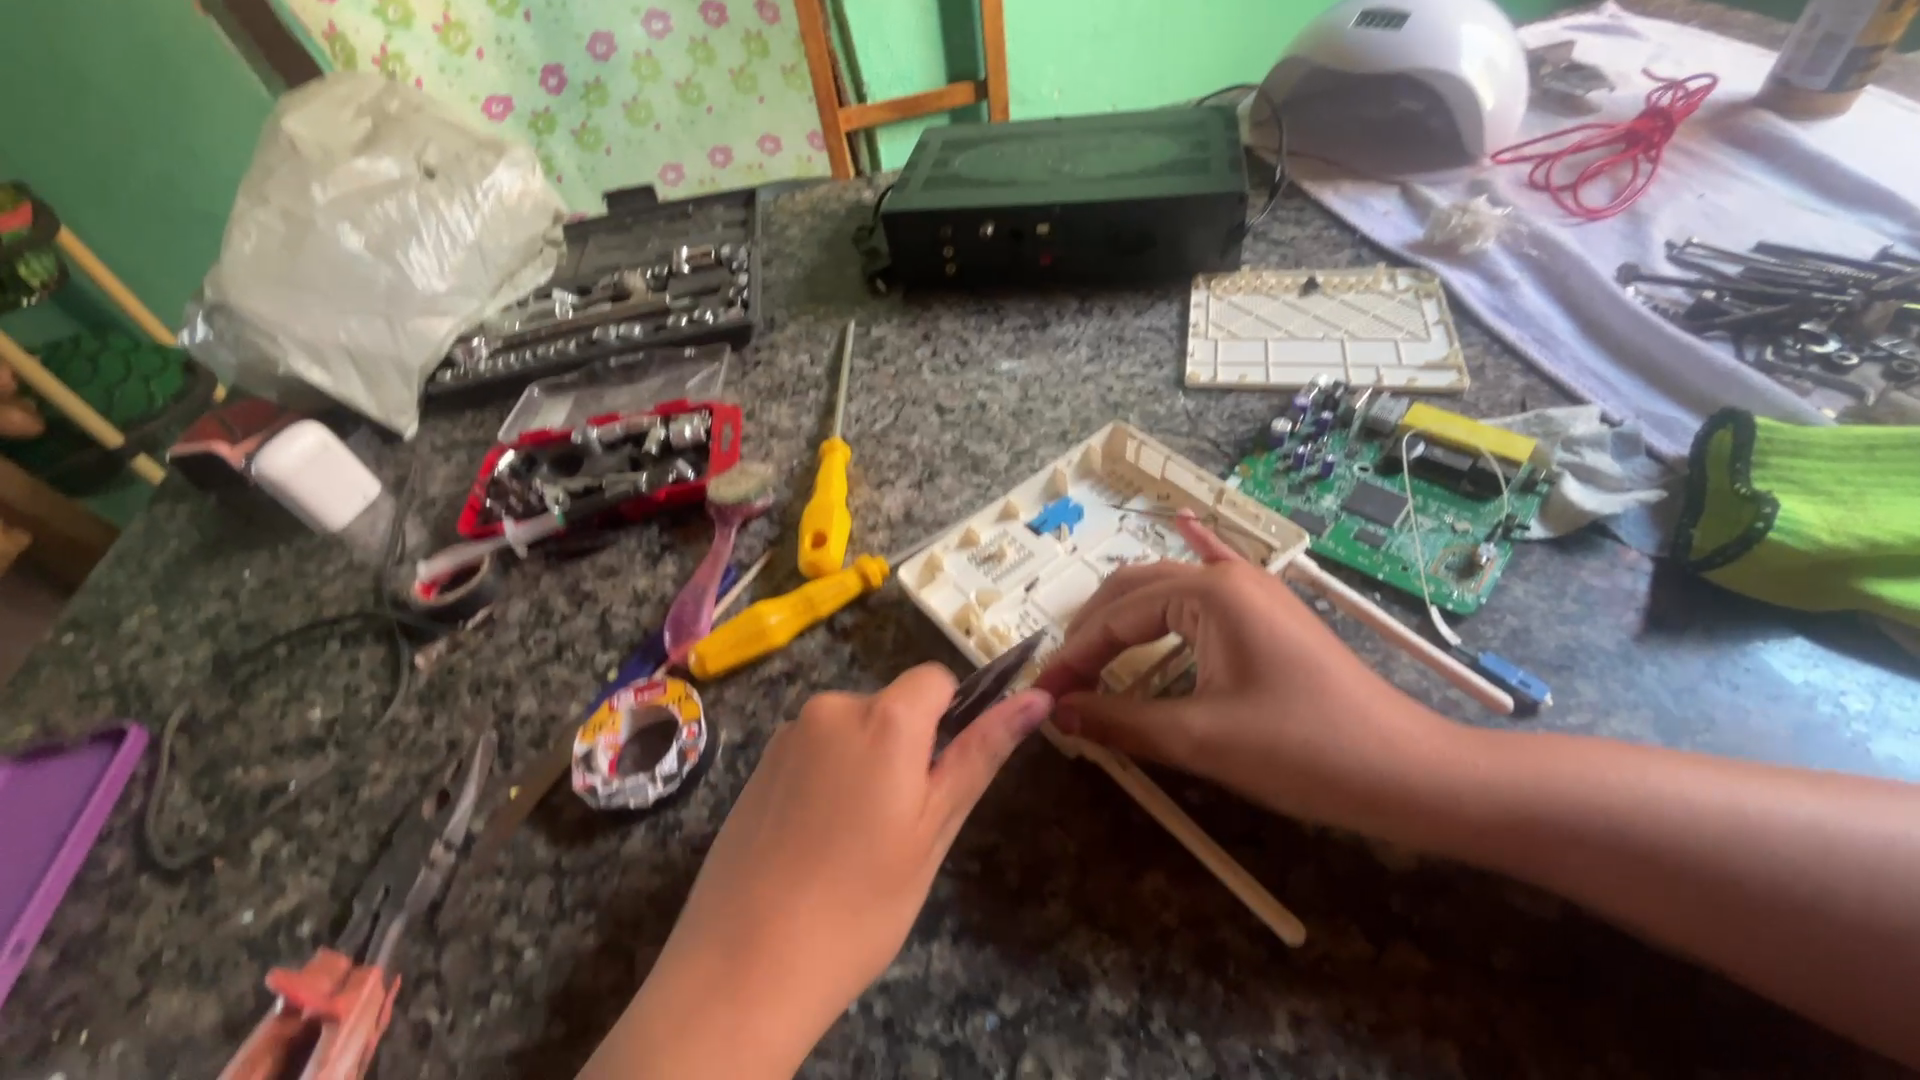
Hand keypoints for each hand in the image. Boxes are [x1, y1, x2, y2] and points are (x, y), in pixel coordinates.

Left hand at [582, 666, 1051, 1079]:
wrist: (743, 966)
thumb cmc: (861, 903)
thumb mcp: (935, 830)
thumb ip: (982, 753)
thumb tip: (1036, 698)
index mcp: (884, 718)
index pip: (936, 679)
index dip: (952, 719)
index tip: (942, 777)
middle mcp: (831, 708)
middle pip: (892, 706)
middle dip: (907, 748)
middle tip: (901, 826)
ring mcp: (788, 735)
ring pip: (852, 731)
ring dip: (866, 764)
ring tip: (854, 844)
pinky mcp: (758, 764)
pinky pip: (813, 751)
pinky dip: (827, 779)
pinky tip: (815, 843)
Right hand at [1032, 513, 1459, 837]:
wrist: (1403, 771)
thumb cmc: (1301, 750)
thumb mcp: (1199, 739)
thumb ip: (1119, 720)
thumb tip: (1059, 712)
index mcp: (1208, 594)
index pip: (1116, 617)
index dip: (1073, 657)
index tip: (1041, 693)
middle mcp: (1229, 578)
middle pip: (1134, 591)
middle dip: (1091, 633)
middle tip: (1061, 682)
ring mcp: (1254, 592)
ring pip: (1166, 590)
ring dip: (1123, 617)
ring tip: (1090, 656)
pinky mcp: (1269, 616)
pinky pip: (1213, 582)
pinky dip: (1185, 571)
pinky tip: (1181, 529)